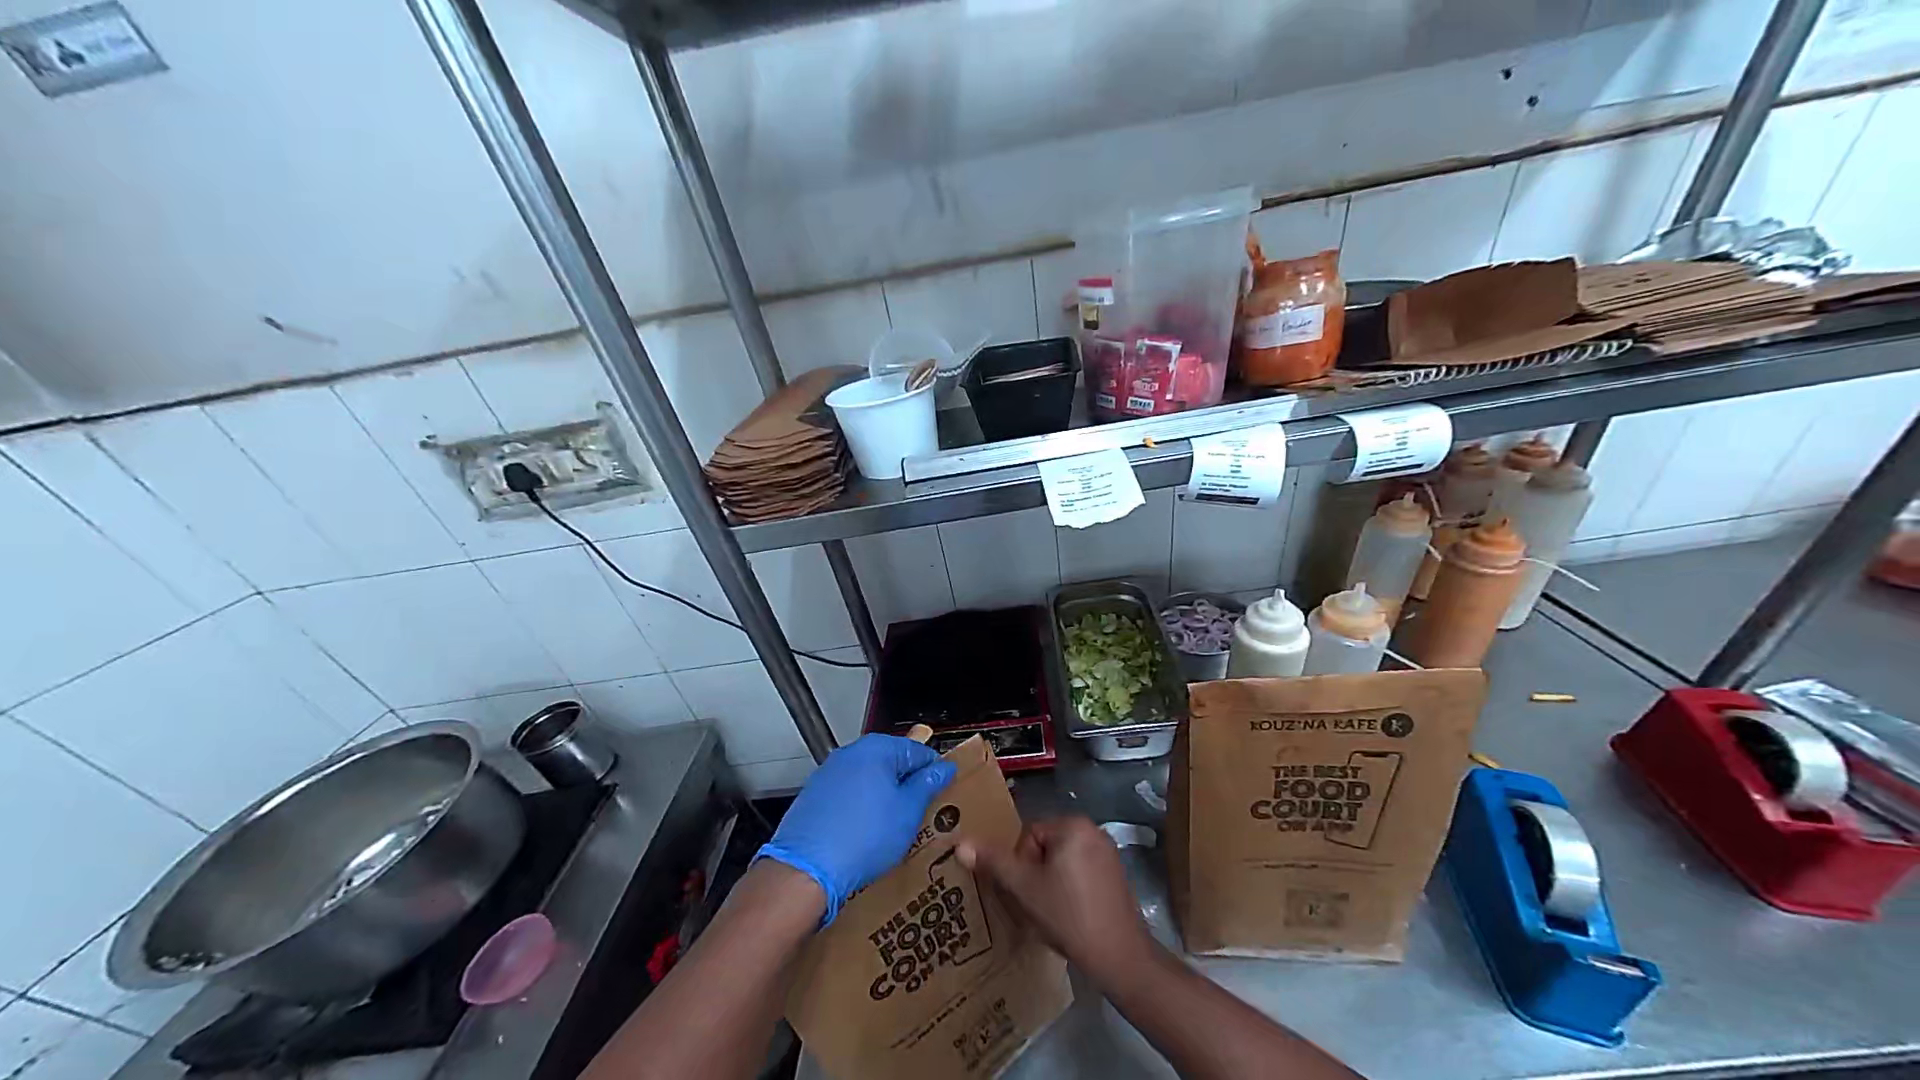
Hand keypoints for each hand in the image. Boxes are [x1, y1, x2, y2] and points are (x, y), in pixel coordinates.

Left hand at [756, 734, 955, 923]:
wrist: (807, 869)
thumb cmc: (861, 838)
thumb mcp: (908, 811)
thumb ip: (928, 784)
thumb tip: (943, 768)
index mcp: (876, 748)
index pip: (917, 750)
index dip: (934, 771)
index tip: (943, 788)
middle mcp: (850, 754)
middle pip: (891, 763)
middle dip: (907, 786)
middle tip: (923, 812)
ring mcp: (829, 775)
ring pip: (869, 780)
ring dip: (884, 799)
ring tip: (896, 828)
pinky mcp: (815, 797)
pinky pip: (849, 796)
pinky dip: (862, 809)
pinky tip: (867, 834)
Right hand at [957, 816, 1153, 976]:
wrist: (1119, 956)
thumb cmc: (1068, 915)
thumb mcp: (1024, 888)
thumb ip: (993, 862)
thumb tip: (959, 843)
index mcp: (1072, 825)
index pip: (1028, 835)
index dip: (1021, 865)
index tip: (1027, 892)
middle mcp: (1093, 830)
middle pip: (1045, 847)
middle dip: (1035, 875)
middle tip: (1037, 904)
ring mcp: (1108, 853)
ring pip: (1062, 862)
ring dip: (1050, 884)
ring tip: (1053, 913)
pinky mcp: (1116, 875)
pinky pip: (1080, 873)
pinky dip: (1070, 890)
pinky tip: (1071, 916)